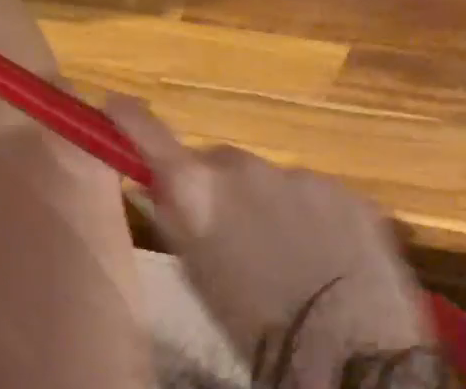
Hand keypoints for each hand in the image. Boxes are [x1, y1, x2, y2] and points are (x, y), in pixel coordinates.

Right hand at [108, 98, 430, 386]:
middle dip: (218, 185)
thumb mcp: (191, 267)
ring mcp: (297, 175)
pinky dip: (315, 217)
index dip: (126, 117)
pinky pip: (316, 195)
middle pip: (214, 160)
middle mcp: (239, 165)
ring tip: (289, 253)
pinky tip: (328, 256)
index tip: (115, 109)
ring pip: (268, 179)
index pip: (142, 127)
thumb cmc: (250, 320)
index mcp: (191, 184)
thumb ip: (169, 215)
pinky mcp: (347, 193)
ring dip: (268, 202)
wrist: (350, 356)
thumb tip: (152, 184)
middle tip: (231, 230)